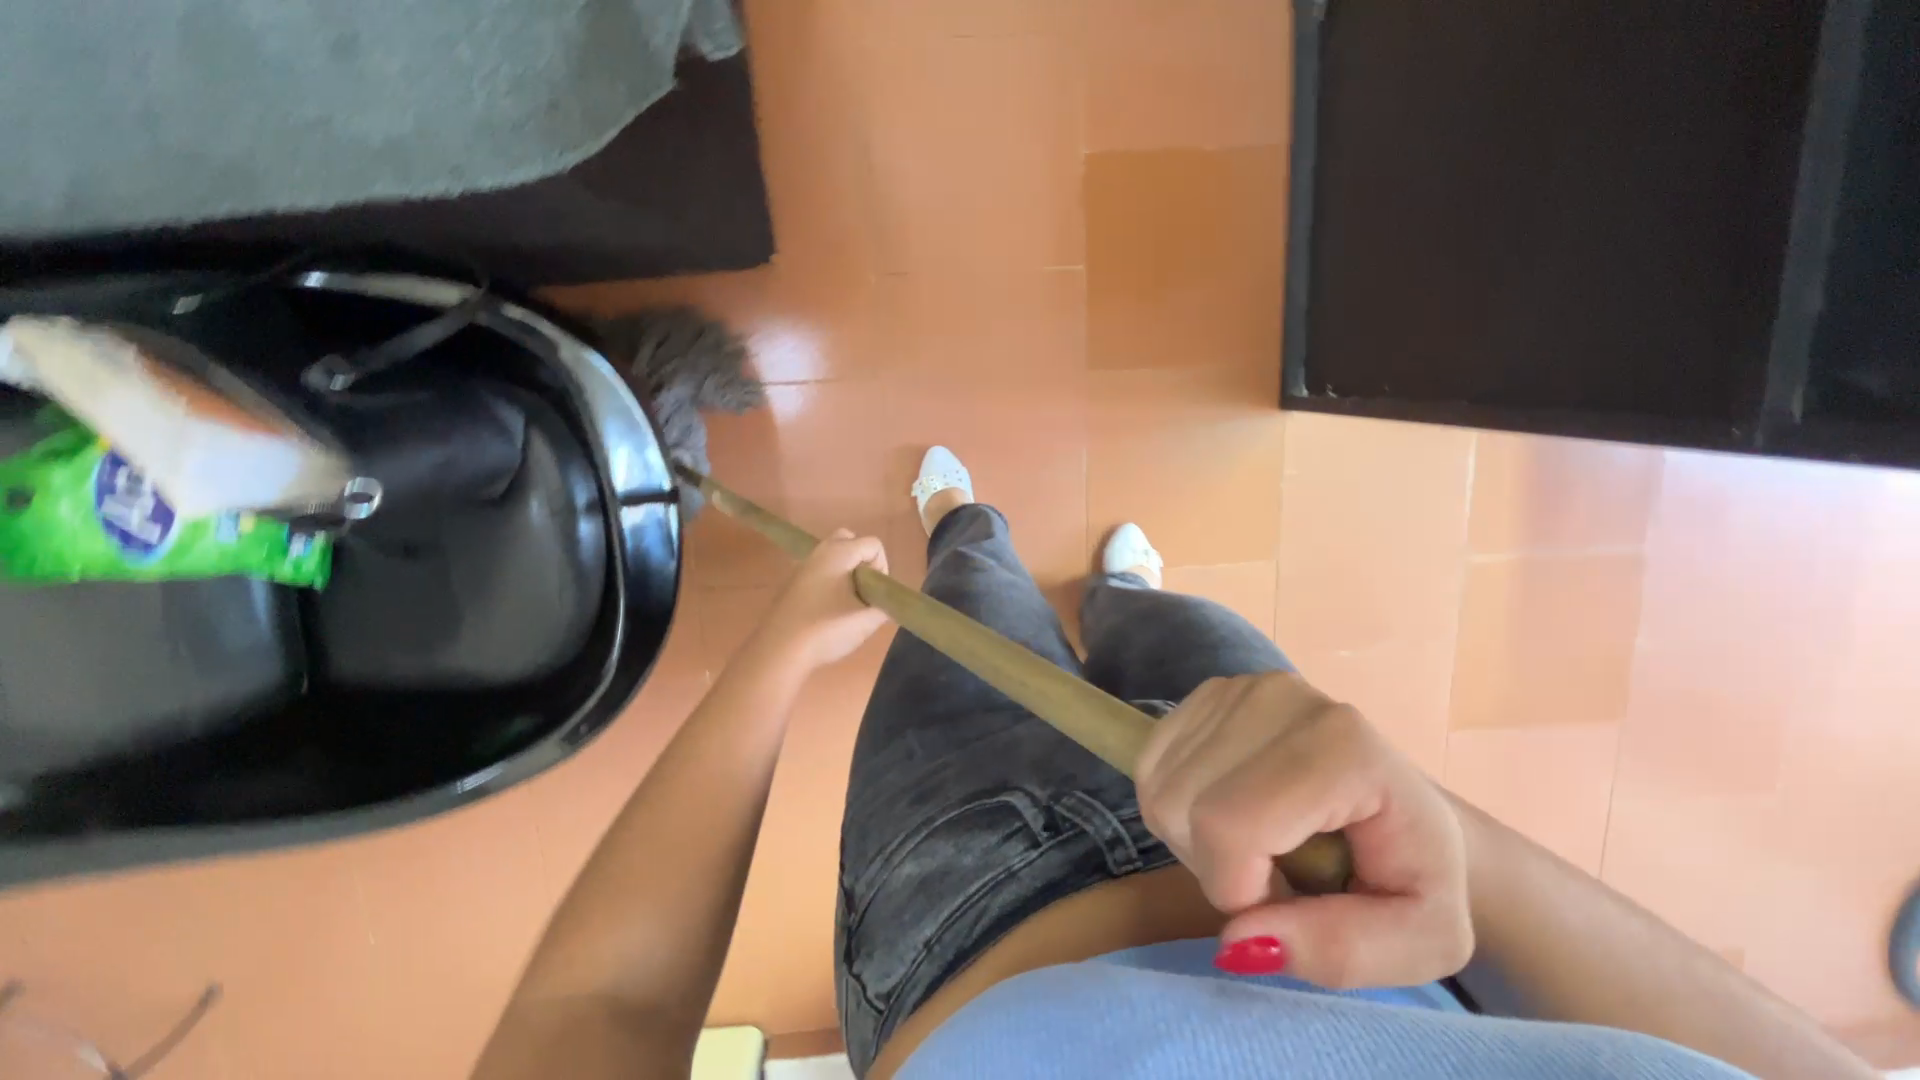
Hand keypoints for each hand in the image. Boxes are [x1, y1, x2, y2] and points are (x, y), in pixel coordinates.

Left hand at [759, 530, 890, 669]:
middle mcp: (819, 552)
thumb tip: (884, 602)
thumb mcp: (866, 621)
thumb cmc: (826, 630)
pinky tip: (827, 611)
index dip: (882, 567)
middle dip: (862, 561)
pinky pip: (817, 572)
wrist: (779, 651)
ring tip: (847, 603)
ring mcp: (801, 567)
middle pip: (848, 540)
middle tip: (864, 590)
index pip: (873, 544)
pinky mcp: (790, 584)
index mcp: (839, 553)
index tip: (876, 595)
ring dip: (845, 573)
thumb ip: (884, 607)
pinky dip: (828, 583)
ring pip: (831, 557)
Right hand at [1137, 673, 1471, 988]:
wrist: (1401, 806)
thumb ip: (1341, 951)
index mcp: (1342, 747)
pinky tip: (1228, 809)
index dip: (1236, 889)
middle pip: (1182, 808)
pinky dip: (1177, 808)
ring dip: (1194, 840)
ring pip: (1159, 791)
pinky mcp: (1207, 693)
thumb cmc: (1415, 872)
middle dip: (1214, 868)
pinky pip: (1150, 768)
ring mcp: (1236, 688)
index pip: (1229, 825)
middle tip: (1274, 876)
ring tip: (1256, 844)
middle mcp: (1278, 697)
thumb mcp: (1422, 940)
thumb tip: (1238, 940)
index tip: (1282, 905)